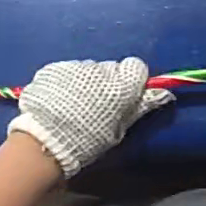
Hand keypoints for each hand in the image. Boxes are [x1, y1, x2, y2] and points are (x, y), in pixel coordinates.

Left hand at [8, 58, 173, 177]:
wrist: (45, 138)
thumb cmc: (87, 139)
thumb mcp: (118, 130)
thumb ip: (137, 108)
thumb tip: (160, 95)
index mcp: (121, 84)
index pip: (137, 67)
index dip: (131, 81)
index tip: (125, 95)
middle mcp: (99, 69)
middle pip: (110, 69)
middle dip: (106, 82)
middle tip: (96, 105)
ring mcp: (74, 66)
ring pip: (87, 70)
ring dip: (85, 82)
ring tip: (73, 104)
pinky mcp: (53, 68)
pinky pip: (66, 71)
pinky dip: (65, 82)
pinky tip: (57, 100)